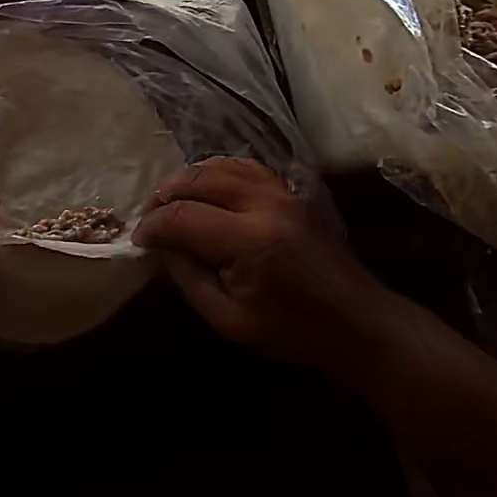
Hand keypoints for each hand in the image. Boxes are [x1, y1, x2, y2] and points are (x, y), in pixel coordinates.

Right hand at [134, 157, 401, 374]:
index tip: (138, 242)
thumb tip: (158, 248)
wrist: (358, 324)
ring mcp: (282, 193)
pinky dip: (217, 171)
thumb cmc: (291, 331)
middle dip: (163, 196)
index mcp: (249, 240)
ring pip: (220, 165)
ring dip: (187, 179)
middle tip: (149, 219)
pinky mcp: (291, 192)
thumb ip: (187, 278)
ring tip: (170, 201)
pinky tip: (205, 188)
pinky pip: (246, 166)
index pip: (182, 216)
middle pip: (197, 180)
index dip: (152, 226)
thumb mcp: (227, 319)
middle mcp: (265, 205)